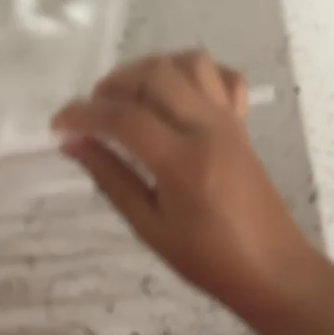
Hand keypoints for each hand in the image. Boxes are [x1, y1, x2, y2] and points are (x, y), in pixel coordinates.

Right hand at [53, 50, 318, 318]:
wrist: (275, 271)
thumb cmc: (209, 260)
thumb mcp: (149, 227)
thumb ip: (110, 178)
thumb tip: (71, 143)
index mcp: (183, 161)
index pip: (124, 118)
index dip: (83, 114)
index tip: (58, 125)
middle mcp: (208, 129)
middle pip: (156, 74)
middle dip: (115, 83)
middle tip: (94, 111)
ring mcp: (229, 121)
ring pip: (189, 62)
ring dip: (151, 70)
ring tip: (131, 98)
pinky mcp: (241, 123)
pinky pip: (222, 77)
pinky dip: (195, 75)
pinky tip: (175, 97)